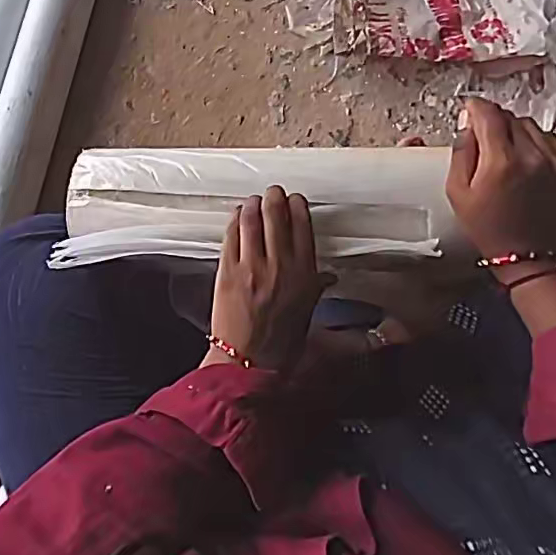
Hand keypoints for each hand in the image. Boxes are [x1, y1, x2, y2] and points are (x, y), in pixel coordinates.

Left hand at [210, 185, 327, 371]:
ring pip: (253, 221)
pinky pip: (232, 236)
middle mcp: (280, 266)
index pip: (303, 228)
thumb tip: (328, 276)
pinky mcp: (228, 271)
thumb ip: (316, 289)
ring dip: (253, 205)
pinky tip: (237, 215)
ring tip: (254, 200)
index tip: (295, 200)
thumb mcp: (308, 314)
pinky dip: (235, 221)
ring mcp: (252, 267)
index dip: (298, 208)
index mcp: (305, 275)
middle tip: (273, 192)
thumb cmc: (280, 343)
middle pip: (277, 217)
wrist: (248, 362)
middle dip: (275, 199)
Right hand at [446, 97, 555, 261]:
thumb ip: (461, 152)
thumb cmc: (487, 226)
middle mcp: (532, 157)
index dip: (476, 107)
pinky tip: (524, 158)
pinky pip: (551, 140)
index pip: (489, 115)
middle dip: (494, 121)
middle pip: (511, 118)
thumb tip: (466, 124)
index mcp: (501, 162)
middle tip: (482, 135)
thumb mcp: (457, 191)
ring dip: (515, 131)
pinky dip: (535, 142)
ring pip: (532, 126)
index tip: (469, 106)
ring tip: (504, 150)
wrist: (526, 254)